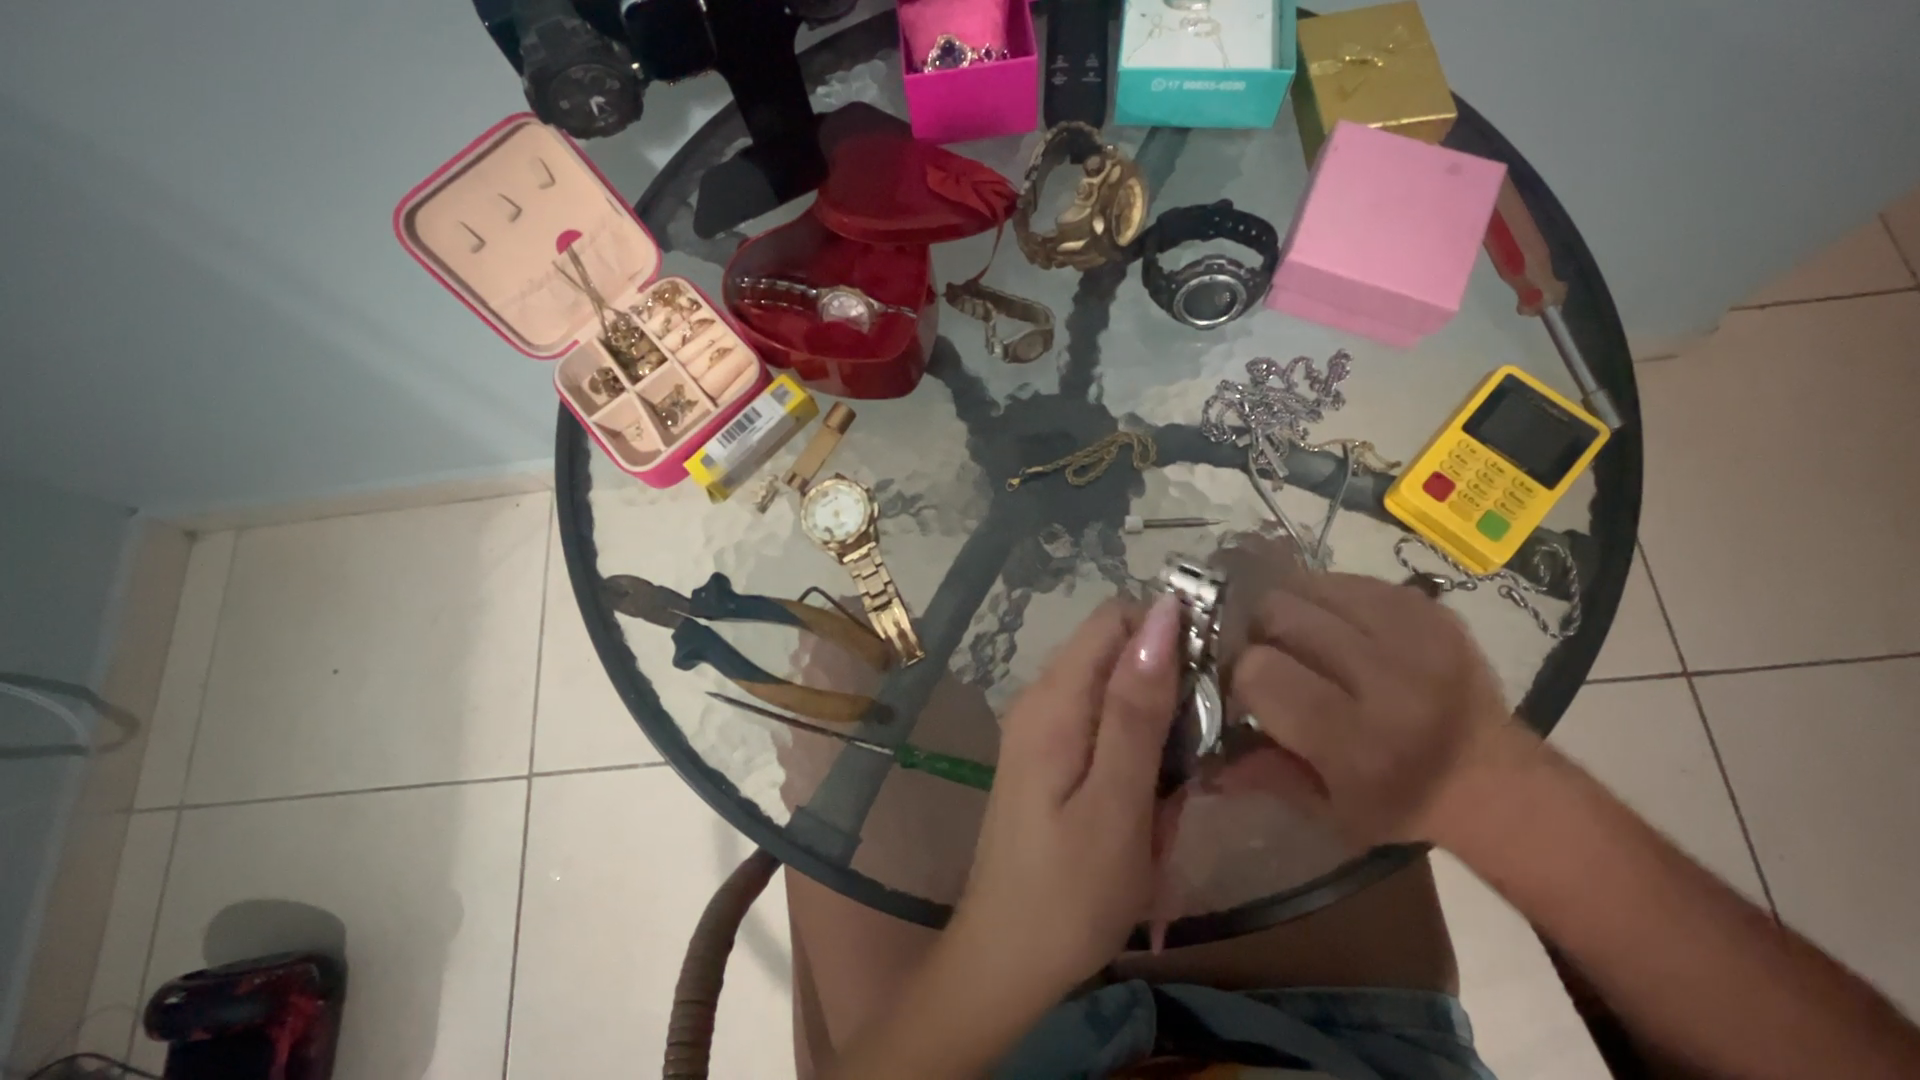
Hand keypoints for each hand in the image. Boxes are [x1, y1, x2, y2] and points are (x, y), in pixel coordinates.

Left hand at [946, 597, 1182, 1006]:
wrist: (1007, 961)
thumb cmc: (1070, 894)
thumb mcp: (1117, 802)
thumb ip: (1137, 708)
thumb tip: (1162, 615)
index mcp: (1053, 701)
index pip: (1115, 618)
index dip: (1170, 635)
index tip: (1213, 685)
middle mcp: (1040, 701)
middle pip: (1117, 654)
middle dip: (1169, 691)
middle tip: (1196, 759)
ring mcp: (1040, 732)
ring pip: (1117, 696)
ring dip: (1158, 734)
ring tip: (1173, 796)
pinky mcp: (1048, 761)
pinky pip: (1104, 732)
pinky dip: (1138, 758)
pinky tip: (1150, 808)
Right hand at [1227, 572, 1527, 846]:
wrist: (1492, 779)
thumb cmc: (1396, 802)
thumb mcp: (1323, 807)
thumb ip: (1260, 772)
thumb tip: (1200, 751)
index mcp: (1355, 738)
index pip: (1262, 671)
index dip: (1241, 675)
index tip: (1242, 689)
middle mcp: (1386, 677)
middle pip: (1280, 614)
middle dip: (1258, 632)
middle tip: (1263, 653)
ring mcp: (1414, 634)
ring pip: (1310, 586)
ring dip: (1290, 608)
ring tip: (1295, 635)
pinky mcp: (1430, 607)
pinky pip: (1350, 580)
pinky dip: (1328, 598)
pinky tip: (1332, 624)